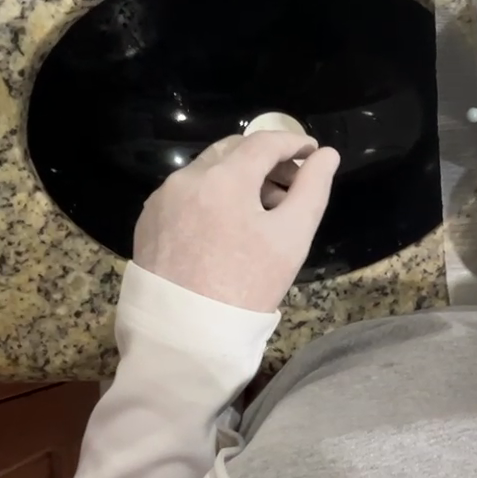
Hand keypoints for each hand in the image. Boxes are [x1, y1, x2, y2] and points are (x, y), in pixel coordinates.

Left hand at [133, 132, 340, 312]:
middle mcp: (186, 178)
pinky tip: (228, 226)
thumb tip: (327, 155)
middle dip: (266, 160)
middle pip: (233, 151)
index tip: (313, 153)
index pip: (264, 142)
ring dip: (239, 179)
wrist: (186, 335)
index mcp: (223, 178)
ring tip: (263, 210)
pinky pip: (187, 194)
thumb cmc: (247, 286)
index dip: (294, 143)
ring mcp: (162, 200)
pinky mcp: (149, 221)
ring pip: (208, 172)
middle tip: (292, 183)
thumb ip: (313, 189)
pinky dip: (213, 196)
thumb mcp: (291, 237)